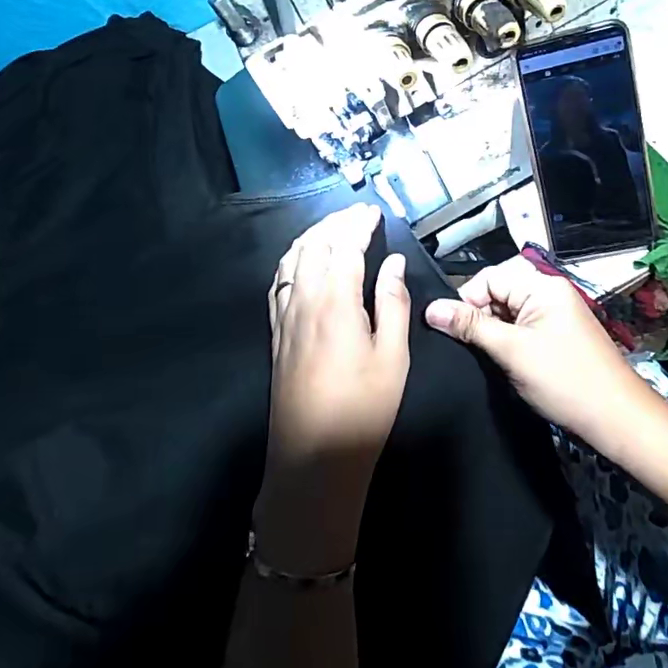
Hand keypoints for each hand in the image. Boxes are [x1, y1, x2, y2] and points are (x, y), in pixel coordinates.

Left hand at [255, 204, 411, 573]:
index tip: (373, 211)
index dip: (359, 224)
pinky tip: (301, 259)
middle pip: (315, 245)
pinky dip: (292, 258)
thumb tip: (392, 262)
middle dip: (336, 223)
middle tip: (358, 213)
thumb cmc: (363, 408)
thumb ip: (392, 303)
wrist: (311, 457)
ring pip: (293, 258)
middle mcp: (304, 299)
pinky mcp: (275, 331)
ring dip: (313, 235)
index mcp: (335, 301)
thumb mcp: (392, 357)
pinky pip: (279, 280)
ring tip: (333, 227)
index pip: (345, 246)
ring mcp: (284, 314)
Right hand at [423, 256, 663, 448]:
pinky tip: (503, 363)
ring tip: (487, 358)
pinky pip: (521, 329)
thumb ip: (470, 326)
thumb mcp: (511, 351)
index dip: (466, 300)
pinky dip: (508, 343)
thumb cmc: (566, 381)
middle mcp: (549, 293)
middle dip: (479, 317)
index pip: (489, 277)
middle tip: (470, 348)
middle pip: (497, 293)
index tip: (453, 330)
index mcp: (542, 286)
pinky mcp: (557, 337)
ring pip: (507, 313)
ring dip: (492, 333)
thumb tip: (431, 309)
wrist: (617, 419)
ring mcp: (555, 315)